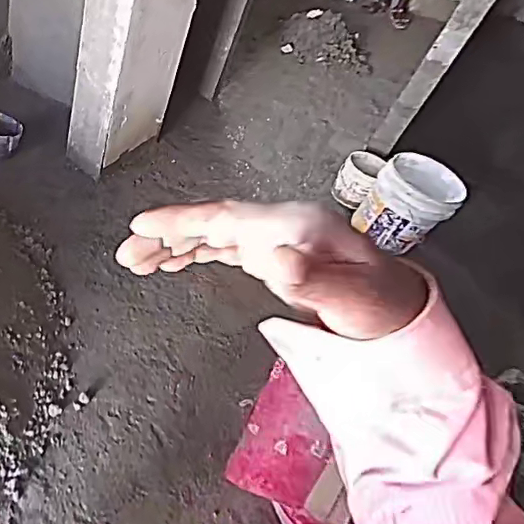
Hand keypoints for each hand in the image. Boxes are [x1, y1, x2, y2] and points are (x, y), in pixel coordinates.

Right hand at [115, 201, 428, 339]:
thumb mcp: (351, 294)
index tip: (142, 224)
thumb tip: (275, 260)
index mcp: (289, 225)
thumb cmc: (377, 302)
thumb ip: (313, 277)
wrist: (395, 308)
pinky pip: (220, 248)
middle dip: (164, 234)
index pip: (221, 216)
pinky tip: (174, 261)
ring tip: (138, 259)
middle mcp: (275, 226)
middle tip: (128, 252)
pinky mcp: (268, 255)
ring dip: (172, 245)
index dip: (178, 218)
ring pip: (209, 235)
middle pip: (208, 223)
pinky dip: (192, 253)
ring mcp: (270, 239)